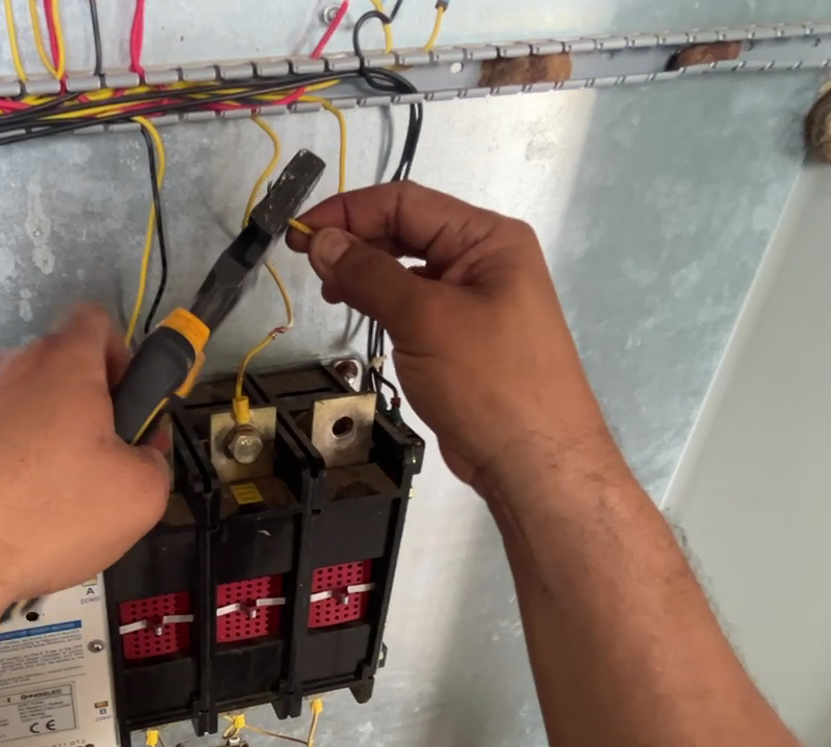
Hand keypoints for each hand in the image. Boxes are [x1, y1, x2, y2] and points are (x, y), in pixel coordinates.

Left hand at [0, 304, 171, 659]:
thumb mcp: (140, 495)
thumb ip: (157, 459)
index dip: (125, 355)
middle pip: (64, 369)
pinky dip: (20, 465)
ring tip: (63, 501)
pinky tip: (26, 513)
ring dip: (55, 442)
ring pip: (32, 408)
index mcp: (63, 362)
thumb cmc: (49, 513)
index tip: (129, 405)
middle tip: (106, 465)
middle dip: (93, 409)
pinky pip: (1, 439)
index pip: (97, 319)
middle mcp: (11, 367)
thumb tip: (145, 450)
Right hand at [289, 182, 621, 500]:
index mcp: (486, 238)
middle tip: (308, 266)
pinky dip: (382, 304)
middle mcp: (482, 261)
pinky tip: (361, 314)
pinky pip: (414, 306)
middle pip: (407, 232)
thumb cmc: (487, 380)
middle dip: (355, 242)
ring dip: (365, 274)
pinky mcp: (460, 338)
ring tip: (329, 293)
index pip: (405, 204)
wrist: (530, 459)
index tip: (299, 235)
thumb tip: (323, 242)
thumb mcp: (423, 319)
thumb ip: (369, 275)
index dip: (347, 212)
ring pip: (407, 271)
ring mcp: (473, 301)